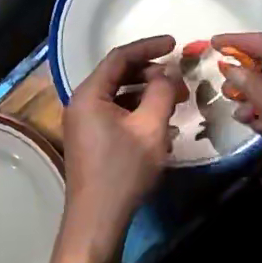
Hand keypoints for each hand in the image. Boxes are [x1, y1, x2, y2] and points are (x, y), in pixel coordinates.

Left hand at [59, 36, 185, 262]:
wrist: (97, 219)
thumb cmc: (123, 171)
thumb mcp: (150, 129)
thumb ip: (161, 93)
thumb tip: (167, 73)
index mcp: (89, 94)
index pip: (119, 57)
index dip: (148, 47)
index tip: (174, 44)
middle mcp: (81, 102)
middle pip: (118, 76)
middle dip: (151, 74)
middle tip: (180, 82)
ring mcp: (83, 122)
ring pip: (118, 96)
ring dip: (147, 95)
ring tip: (176, 102)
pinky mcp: (90, 139)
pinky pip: (115, 114)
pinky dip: (138, 112)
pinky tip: (160, 124)